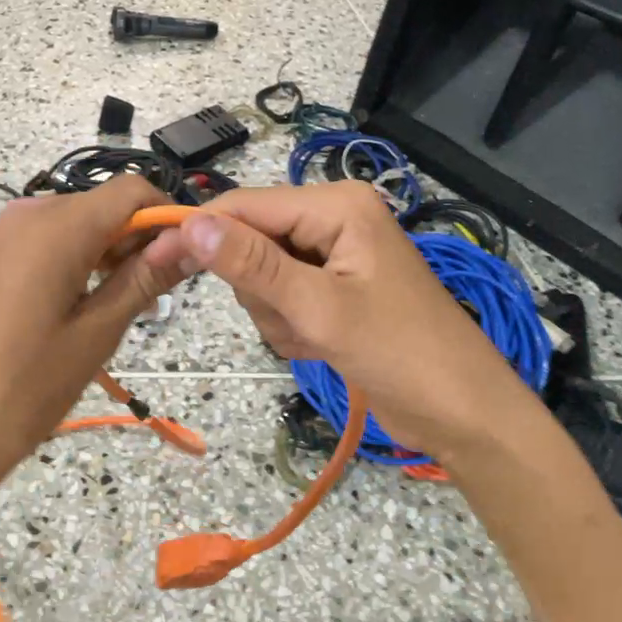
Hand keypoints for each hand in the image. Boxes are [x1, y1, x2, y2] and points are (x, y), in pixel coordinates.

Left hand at [0, 175, 186, 491]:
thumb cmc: (32, 383)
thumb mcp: (100, 329)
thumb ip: (148, 276)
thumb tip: (194, 240)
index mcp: (56, 226)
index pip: (131, 190)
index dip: (166, 216)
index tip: (191, 255)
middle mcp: (31, 212)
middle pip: (106, 205)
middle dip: (141, 239)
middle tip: (161, 296)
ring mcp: (12, 231)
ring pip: (84, 221)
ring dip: (116, 252)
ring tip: (133, 306)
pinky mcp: (3, 252)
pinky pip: (58, 238)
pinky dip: (86, 258)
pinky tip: (97, 300)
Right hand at [140, 181, 534, 458]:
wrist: (464, 416)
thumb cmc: (401, 355)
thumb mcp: (319, 309)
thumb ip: (252, 264)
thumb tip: (190, 224)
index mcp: (336, 206)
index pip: (246, 205)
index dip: (201, 231)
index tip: (156, 258)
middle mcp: (333, 219)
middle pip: (252, 240)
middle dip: (261, 290)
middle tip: (296, 322)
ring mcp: (334, 254)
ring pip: (261, 275)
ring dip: (277, 315)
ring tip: (318, 339)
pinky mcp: (334, 287)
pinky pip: (282, 297)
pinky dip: (291, 326)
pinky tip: (324, 346)